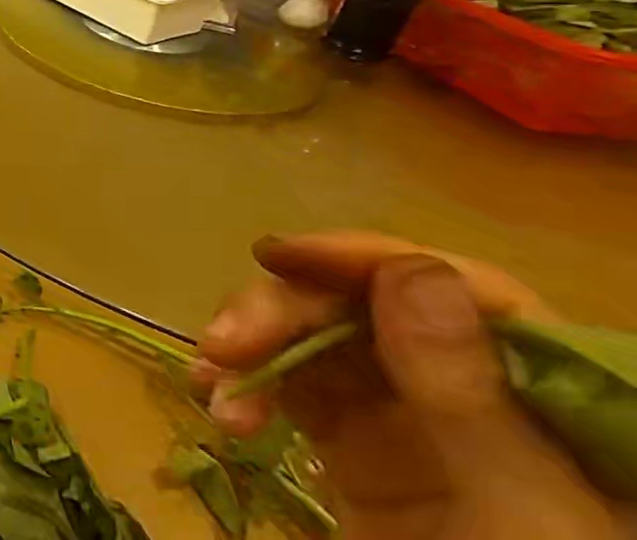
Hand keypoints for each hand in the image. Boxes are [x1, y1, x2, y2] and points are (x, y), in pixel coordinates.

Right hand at [194, 231, 623, 539]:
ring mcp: (411, 417)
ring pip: (315, 334)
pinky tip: (220, 408)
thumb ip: (472, 398)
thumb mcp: (521, 516)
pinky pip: (289, 383)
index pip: (468, 291)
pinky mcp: (354, 442)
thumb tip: (409, 271)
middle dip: (282, 313)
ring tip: (209, 385)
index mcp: (562, 401)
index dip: (370, 260)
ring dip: (249, 345)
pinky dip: (244, 383)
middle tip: (222, 343)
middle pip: (368, 305)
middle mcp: (483, 393)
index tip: (277, 256)